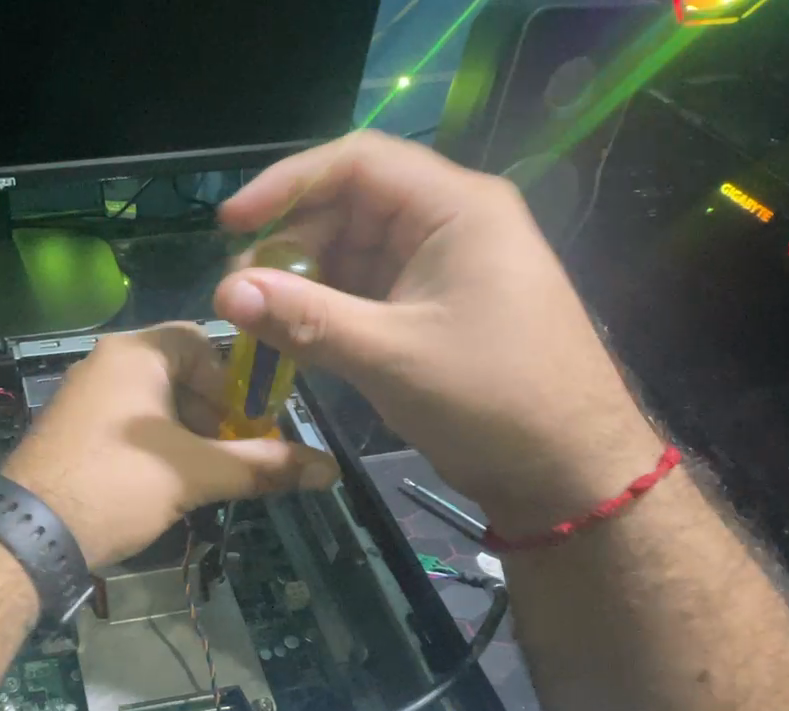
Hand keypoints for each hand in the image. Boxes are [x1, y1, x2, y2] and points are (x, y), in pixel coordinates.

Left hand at [3, 323, 338, 567]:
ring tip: (204, 477)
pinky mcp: (69, 431)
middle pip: (179, 375)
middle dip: (213, 416)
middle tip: (233, 456)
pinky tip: (164, 485)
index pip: (203, 343)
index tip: (253, 423)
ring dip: (187, 436)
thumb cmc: (119, 485)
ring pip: (153, 405)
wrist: (31, 533)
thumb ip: (262, 466)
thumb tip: (331, 469)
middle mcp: (105, 363)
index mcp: (135, 351)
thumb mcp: (197, 474)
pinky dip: (154, 448)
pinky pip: (126, 426)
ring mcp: (82, 397)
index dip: (236, 382)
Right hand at [213, 131, 661, 535]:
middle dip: (287, 246)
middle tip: (239, 295)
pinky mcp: (426, 314)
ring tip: (256, 322)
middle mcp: (444, 226)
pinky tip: (288, 339)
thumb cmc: (492, 400)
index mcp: (454, 208)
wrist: (563, 469)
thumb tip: (224, 293)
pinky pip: (361, 297)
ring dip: (300, 284)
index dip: (285, 184)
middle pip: (347, 209)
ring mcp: (436, 272)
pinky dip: (322, 314)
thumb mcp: (390, 355)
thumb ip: (305, 320)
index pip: (357, 163)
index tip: (230, 226)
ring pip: (349, 257)